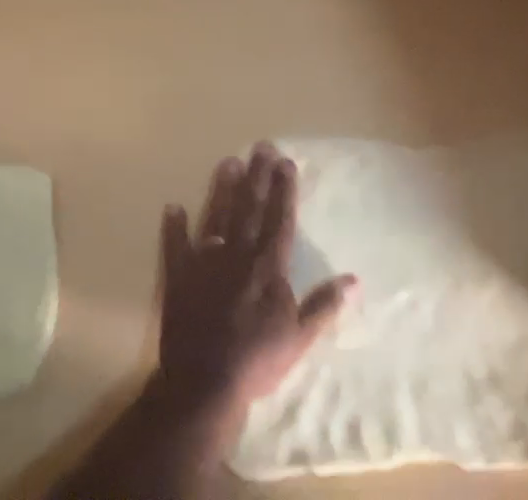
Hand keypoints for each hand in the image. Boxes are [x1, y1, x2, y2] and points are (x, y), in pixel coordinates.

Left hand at [156, 142, 356, 411]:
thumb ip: (324, 304)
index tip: (286, 162)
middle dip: (257, 177)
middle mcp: (238, 256)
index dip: (284, 190)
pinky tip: (172, 207)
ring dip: (223, 190)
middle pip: (250, 209)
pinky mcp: (178, 279)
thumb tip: (354, 279)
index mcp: (269, 266)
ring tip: (228, 162)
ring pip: (216, 218)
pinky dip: (174, 228)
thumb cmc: (257, 360)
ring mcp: (205, 264)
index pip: (280, 219)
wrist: (204, 382)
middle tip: (261, 146)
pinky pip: (175, 248)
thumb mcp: (300, 337)